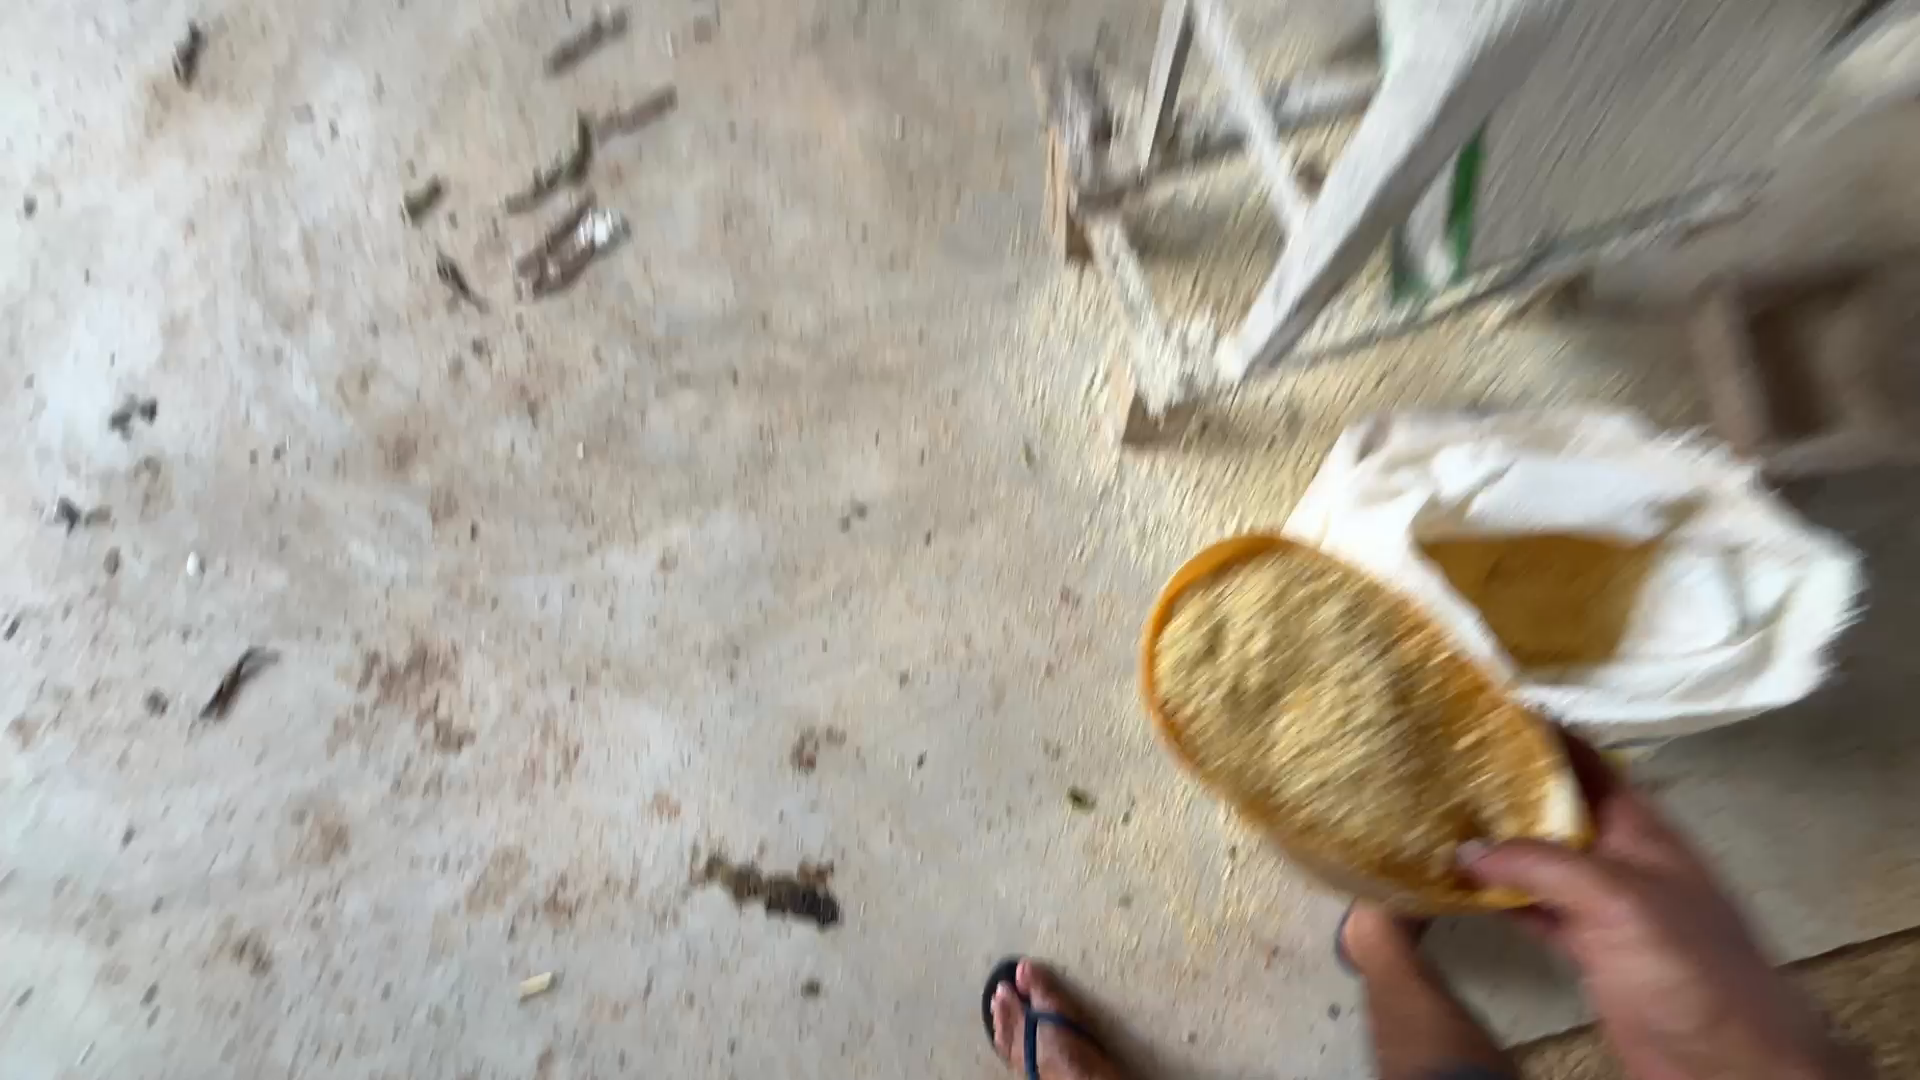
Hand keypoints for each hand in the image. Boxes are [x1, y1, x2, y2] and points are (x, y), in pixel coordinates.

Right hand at [1462, 734, 1866, 1079]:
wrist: (1732, 1069)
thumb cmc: (1687, 965)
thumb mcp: (1616, 898)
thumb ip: (1536, 863)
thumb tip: (1459, 849)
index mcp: (1636, 829)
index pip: (1580, 760)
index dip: (1533, 732)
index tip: (1474, 710)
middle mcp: (1613, 855)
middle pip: (1547, 805)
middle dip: (1494, 783)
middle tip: (1432, 760)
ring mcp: (1597, 900)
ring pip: (1530, 854)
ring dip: (1484, 839)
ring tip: (1428, 813)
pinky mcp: (1579, 941)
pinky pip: (1523, 902)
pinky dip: (1487, 891)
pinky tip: (1447, 879)